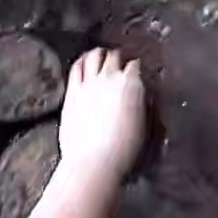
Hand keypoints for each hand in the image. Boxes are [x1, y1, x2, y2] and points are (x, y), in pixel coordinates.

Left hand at [55, 48, 146, 188]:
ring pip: (95, 55)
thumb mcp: (143, 124)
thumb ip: (142, 102)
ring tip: (101, 55)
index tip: (135, 71)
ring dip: (100, 54)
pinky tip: (83, 62)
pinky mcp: (73, 91)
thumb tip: (140, 95)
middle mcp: (110, 77)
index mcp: (131, 84)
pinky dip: (81, 61)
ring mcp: (90, 82)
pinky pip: (76, 68)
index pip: (135, 65)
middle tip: (119, 61)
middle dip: (118, 57)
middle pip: (115, 56)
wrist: (93, 163)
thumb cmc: (121, 150)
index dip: (135, 67)